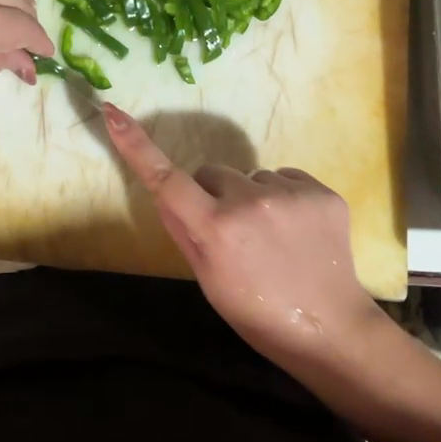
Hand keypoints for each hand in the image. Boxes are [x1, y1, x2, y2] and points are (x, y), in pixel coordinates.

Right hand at [102, 102, 385, 369]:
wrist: (327, 329)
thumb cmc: (254, 312)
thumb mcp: (206, 277)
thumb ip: (182, 228)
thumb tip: (164, 191)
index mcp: (215, 229)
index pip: (166, 179)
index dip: (136, 145)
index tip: (113, 112)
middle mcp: (250, 202)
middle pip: (212, 173)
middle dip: (213, 194)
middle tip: (233, 234)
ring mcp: (290, 195)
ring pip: (251, 177)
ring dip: (252, 197)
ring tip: (271, 238)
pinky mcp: (322, 193)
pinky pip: (285, 178)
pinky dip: (283, 197)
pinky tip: (296, 231)